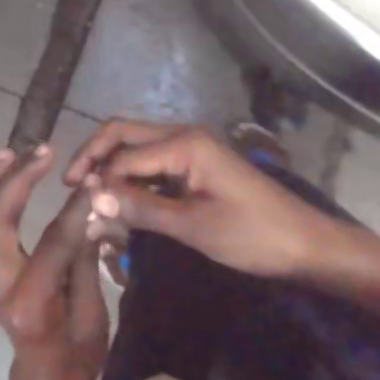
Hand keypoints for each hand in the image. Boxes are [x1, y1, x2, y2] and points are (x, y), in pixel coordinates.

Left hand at [0, 146, 109, 379]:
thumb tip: (95, 205)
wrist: (43, 378)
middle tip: (45, 151)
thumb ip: (86, 258)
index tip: (95, 178)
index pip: (53, 242)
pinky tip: (5, 169)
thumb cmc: (75, 354)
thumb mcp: (93, 313)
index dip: (76, 207)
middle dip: (19, 179)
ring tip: (12, 152)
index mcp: (31, 303)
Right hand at [67, 121, 356, 279]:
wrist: (308, 245)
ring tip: (92, 196)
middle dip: (94, 156)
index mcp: (183, 142)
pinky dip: (132, 177)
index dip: (98, 177)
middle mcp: (182, 134)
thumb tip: (91, 199)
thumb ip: (140, 209)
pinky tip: (122, 200)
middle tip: (71, 186)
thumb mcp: (194, 226)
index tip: (77, 204)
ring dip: (111, 166)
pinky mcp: (195, 164)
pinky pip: (152, 162)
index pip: (124, 154)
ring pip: (136, 146)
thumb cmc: (254, 235)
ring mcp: (190, 147)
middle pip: (123, 134)